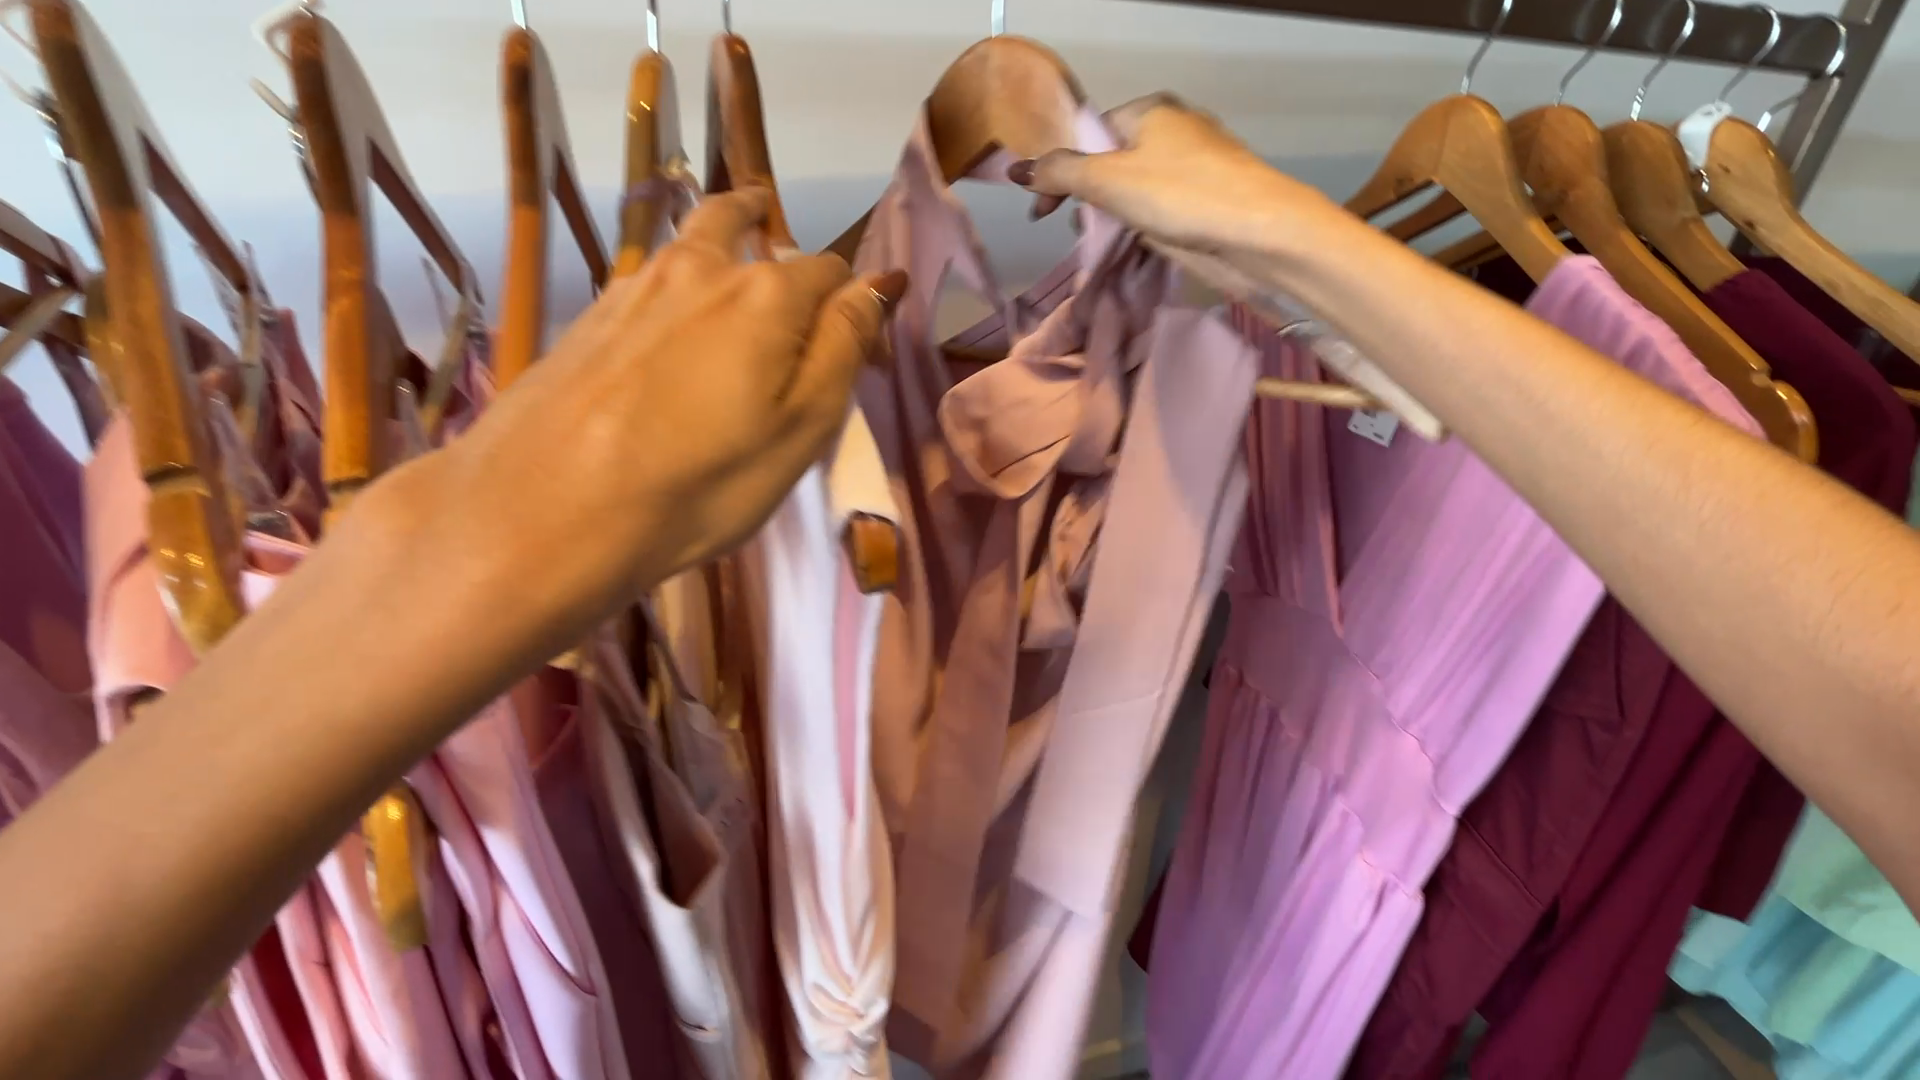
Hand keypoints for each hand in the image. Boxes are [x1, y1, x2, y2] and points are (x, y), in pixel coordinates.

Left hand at [369, 189, 905, 647]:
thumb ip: (844, 346)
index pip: (832, 274)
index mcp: (766, 294)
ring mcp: (634, 288)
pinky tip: (671, 324)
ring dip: (723, 245)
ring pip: (692, 246)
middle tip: (795, 282)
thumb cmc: (702, 481)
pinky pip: (649, 283)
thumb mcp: (802, 427)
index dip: (855, 307)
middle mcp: (699, 270)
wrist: (548, 512)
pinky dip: (675, 286)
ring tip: (737, 270)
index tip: (858, 354)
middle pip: (750, 228)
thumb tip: (877, 287)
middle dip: (782, 249)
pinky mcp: (588, 319)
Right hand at [1009, 94, 1338, 261]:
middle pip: (1111, 163)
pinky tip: (1133, 247)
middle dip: (1086, 197)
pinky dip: (1140, 228)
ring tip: (1103, 242)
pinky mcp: (1205, 203)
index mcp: (1150, 111)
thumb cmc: (1181, 195)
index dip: (1061, 171)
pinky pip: (1158, 211)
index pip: (1091, 134)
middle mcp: (1173, 132)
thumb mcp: (1108, 180)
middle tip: (1075, 229)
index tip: (1043, 213)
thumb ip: (1061, 173)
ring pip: (1135, 191)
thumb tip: (1018, 169)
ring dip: (1113, 217)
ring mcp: (1193, 168)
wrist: (1257, 234)